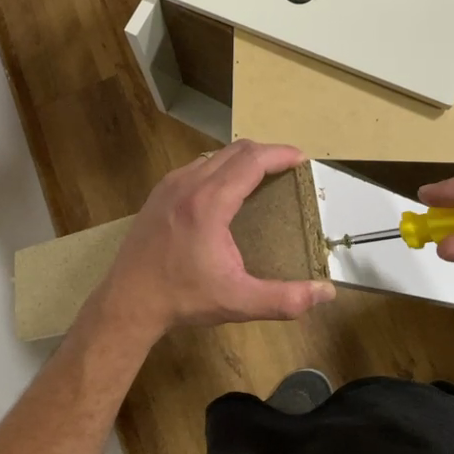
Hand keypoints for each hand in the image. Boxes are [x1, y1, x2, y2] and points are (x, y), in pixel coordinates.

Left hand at [88, 140, 336, 339]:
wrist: (128, 300)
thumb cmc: (183, 298)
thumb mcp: (239, 302)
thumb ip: (286, 299)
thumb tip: (326, 293)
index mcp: (209, 202)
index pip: (252, 160)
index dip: (280, 154)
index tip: (302, 159)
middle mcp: (188, 184)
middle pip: (234, 151)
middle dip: (265, 153)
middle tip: (288, 169)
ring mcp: (169, 185)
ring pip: (213, 156)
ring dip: (240, 159)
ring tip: (262, 178)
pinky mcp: (158, 194)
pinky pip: (195, 167)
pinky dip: (218, 168)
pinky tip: (225, 191)